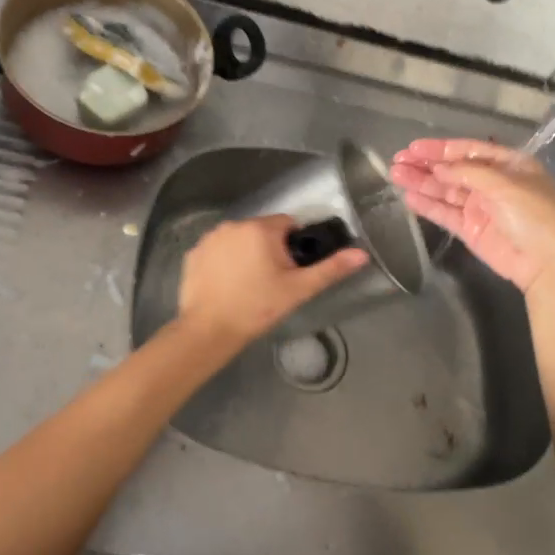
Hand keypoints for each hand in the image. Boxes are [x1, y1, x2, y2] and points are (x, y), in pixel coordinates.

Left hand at [176, 215, 368, 348]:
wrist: (209, 330)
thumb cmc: (257, 307)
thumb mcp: (298, 290)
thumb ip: (330, 269)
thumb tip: (361, 254)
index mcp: (260, 229)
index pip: (286, 224)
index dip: (291, 246)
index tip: (288, 270)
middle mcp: (232, 225)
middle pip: (261, 231)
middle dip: (268, 250)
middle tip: (270, 281)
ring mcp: (209, 238)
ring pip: (238, 240)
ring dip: (245, 254)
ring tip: (247, 286)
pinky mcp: (193, 253)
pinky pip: (217, 251)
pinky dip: (223, 262)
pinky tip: (226, 285)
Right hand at [389, 138, 554, 293]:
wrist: (550, 263)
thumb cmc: (535, 215)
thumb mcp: (505, 185)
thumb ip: (469, 173)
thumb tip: (439, 168)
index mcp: (509, 165)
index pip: (469, 150)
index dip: (440, 148)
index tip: (413, 148)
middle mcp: (493, 183)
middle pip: (454, 170)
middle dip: (426, 165)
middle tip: (397, 161)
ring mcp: (481, 208)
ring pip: (446, 191)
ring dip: (421, 183)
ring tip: (395, 175)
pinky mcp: (472, 231)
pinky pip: (446, 214)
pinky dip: (428, 206)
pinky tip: (409, 197)